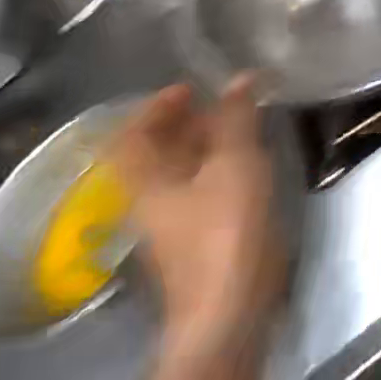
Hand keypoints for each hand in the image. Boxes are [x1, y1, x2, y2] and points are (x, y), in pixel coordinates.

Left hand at [111, 77, 284, 375]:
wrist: (230, 302)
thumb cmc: (225, 226)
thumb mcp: (235, 162)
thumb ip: (236, 119)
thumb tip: (240, 78)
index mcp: (146, 182)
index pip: (131, 137)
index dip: (155, 107)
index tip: (189, 87)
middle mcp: (152, 200)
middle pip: (157, 153)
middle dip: (185, 122)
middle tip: (222, 99)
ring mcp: (177, 220)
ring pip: (183, 170)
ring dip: (207, 142)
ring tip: (242, 120)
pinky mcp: (204, 233)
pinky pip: (204, 185)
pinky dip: (221, 163)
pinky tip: (250, 157)